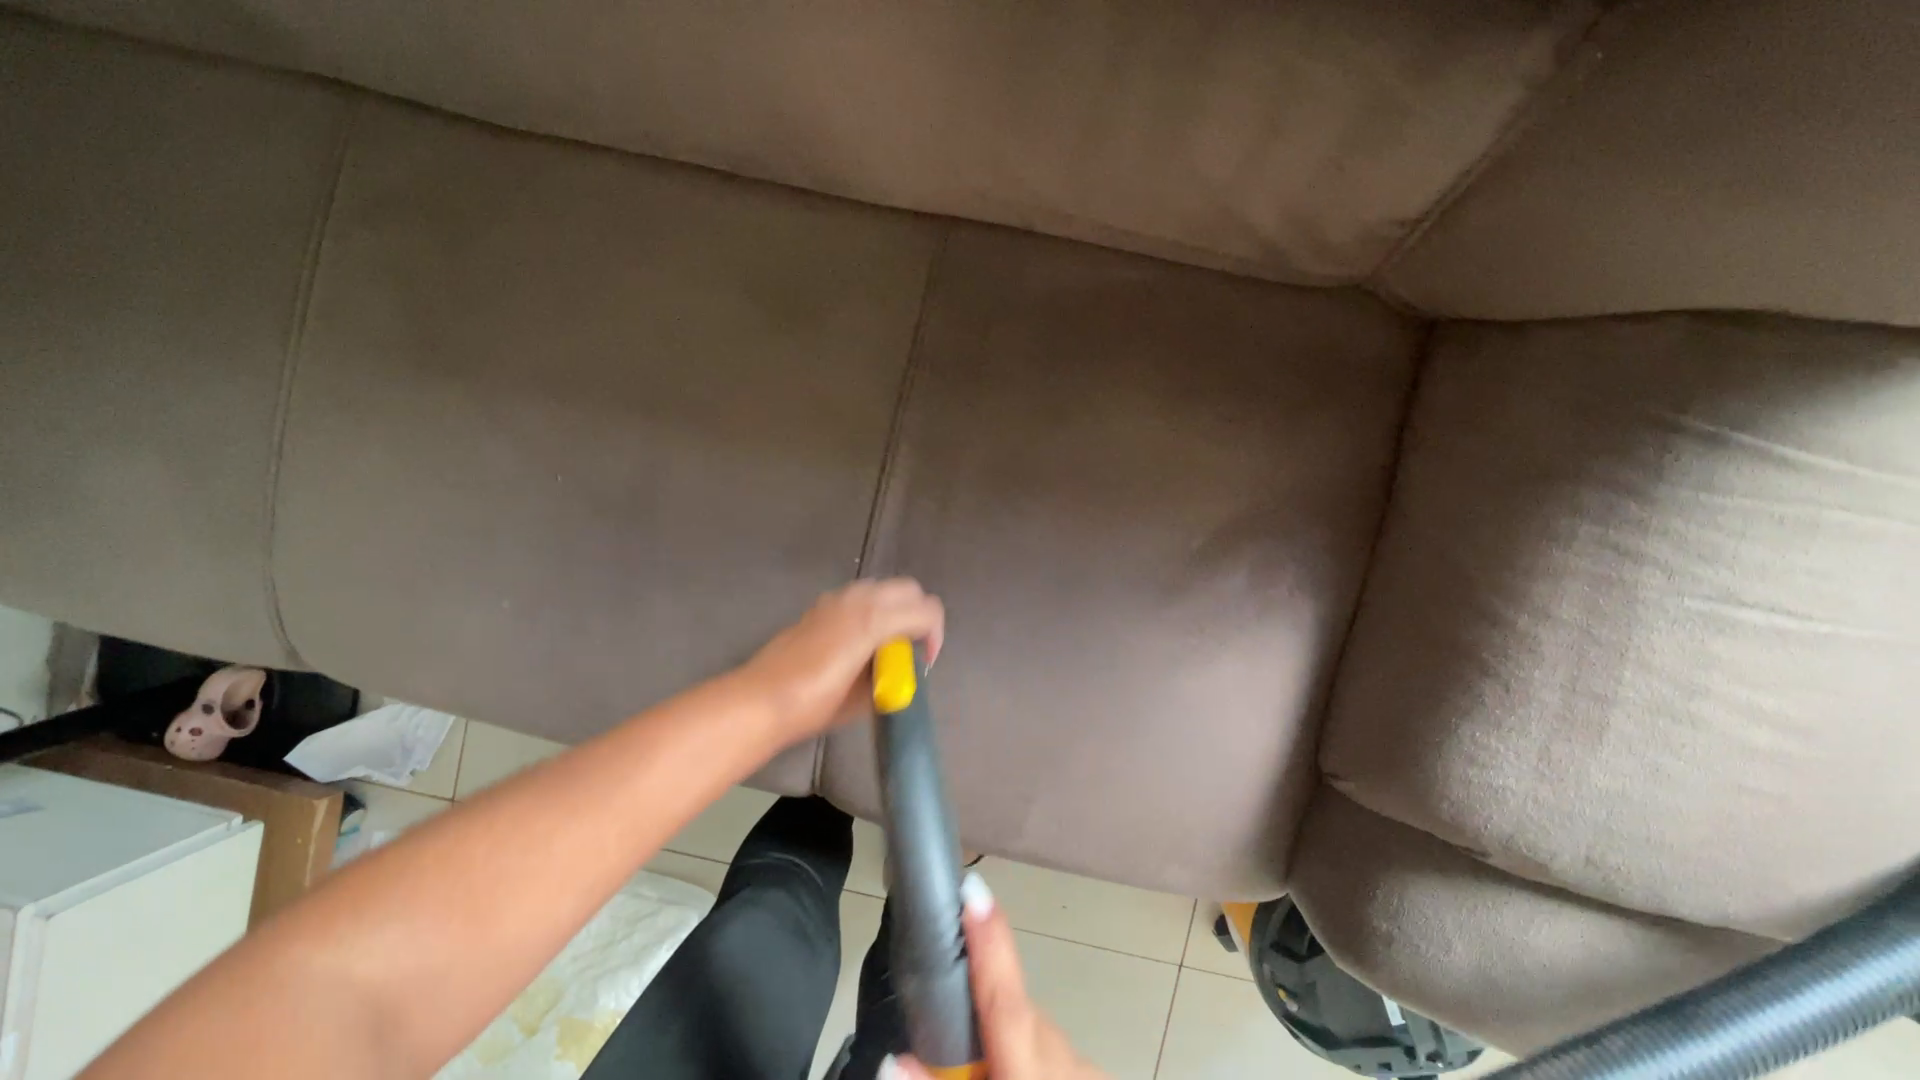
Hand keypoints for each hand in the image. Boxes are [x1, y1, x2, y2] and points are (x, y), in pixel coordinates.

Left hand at [743, 577, 945, 741]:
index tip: (926, 662)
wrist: (761, 700)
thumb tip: (900, 668)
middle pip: (909, 590)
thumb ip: (893, 674)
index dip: (936, 635)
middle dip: (918, 616)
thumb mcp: (866, 697)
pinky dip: (869, 612)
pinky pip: (857, 598)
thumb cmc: (816, 704)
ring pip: (881, 589)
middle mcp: (858, 598)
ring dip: (893, 610)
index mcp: (875, 618)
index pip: (927, 610)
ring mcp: (835, 598)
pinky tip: (858, 645)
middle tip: (912, 650)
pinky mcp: (818, 607)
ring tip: (885, 647)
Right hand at [883, 874, 1109, 1079]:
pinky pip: (1051, 1059)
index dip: (988, 944)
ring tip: (979, 1068)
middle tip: (942, 1016)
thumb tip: (892, 1060)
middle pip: (1015, 1016)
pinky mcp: (1093, 1074)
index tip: (974, 890)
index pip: (1005, 1000)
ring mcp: (1085, 1066)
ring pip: (1034, 1040)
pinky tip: (1018, 1076)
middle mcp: (1065, 1060)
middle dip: (981, 1010)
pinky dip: (1029, 1065)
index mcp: (1031, 1071)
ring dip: (1005, 1049)